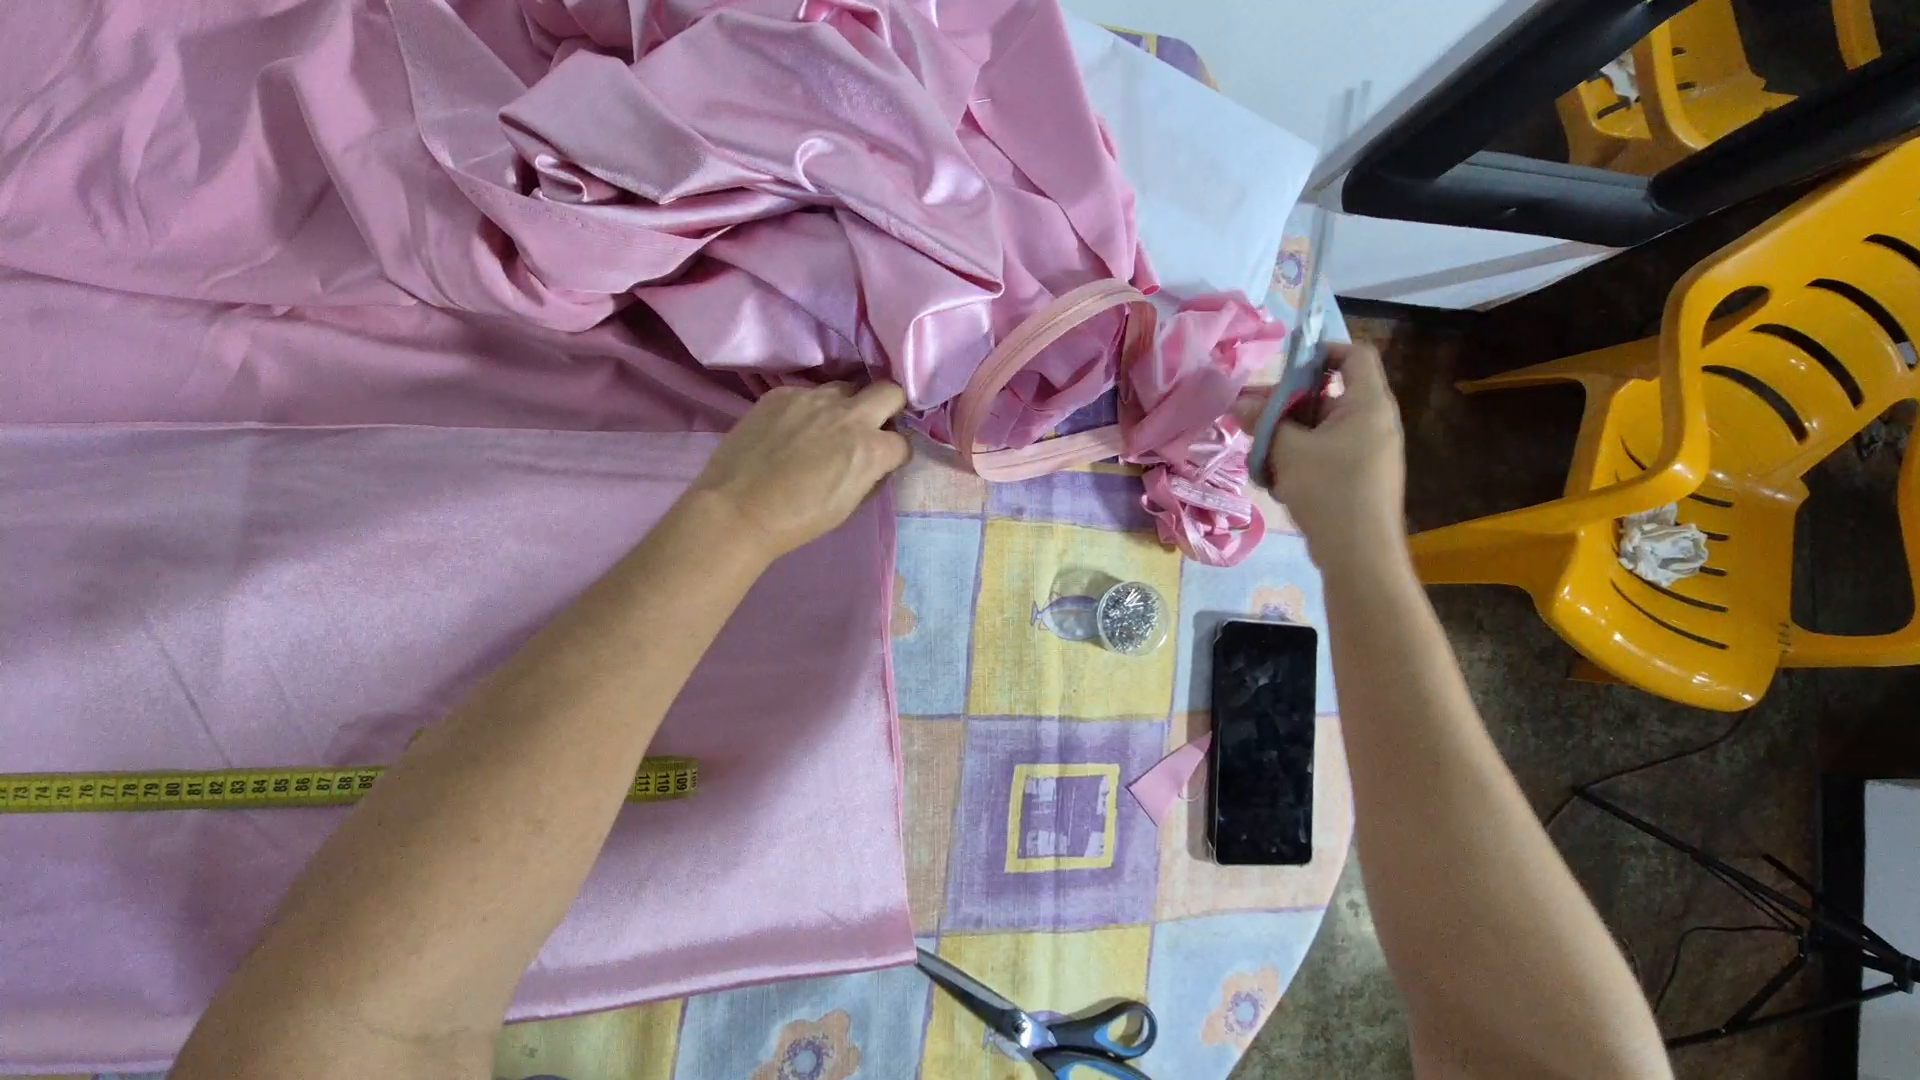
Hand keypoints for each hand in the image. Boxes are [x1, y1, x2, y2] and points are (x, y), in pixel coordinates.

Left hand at [686, 381, 911, 561]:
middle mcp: (849, 414)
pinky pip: (807, 393)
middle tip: (871, 428)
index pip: (903, 442)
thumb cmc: (798, 519)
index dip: (895, 454)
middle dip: (889, 408)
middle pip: (890, 391)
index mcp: (871, 448)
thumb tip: (876, 463)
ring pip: (846, 388)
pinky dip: (808, 409)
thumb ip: (870, 475)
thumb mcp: (849, 504)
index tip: (885, 461)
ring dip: (846, 406)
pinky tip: (791, 431)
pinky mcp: (782, 394)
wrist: (738, 509)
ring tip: (825, 428)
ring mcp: (813, 398)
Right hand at [1259, 343, 1406, 568]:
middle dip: (1287, 405)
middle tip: (1253, 418)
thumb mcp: (1287, 450)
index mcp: (1368, 404)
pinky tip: (1278, 483)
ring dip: (1287, 438)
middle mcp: (1374, 422)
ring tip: (1261, 458)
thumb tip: (1240, 404)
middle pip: (1329, 395)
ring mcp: (1369, 453)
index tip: (1284, 369)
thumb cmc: (1328, 490)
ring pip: (1321, 429)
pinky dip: (1300, 461)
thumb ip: (1264, 421)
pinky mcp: (1359, 478)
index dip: (1321, 352)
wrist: (1359, 554)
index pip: (1354, 355)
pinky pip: (1326, 455)